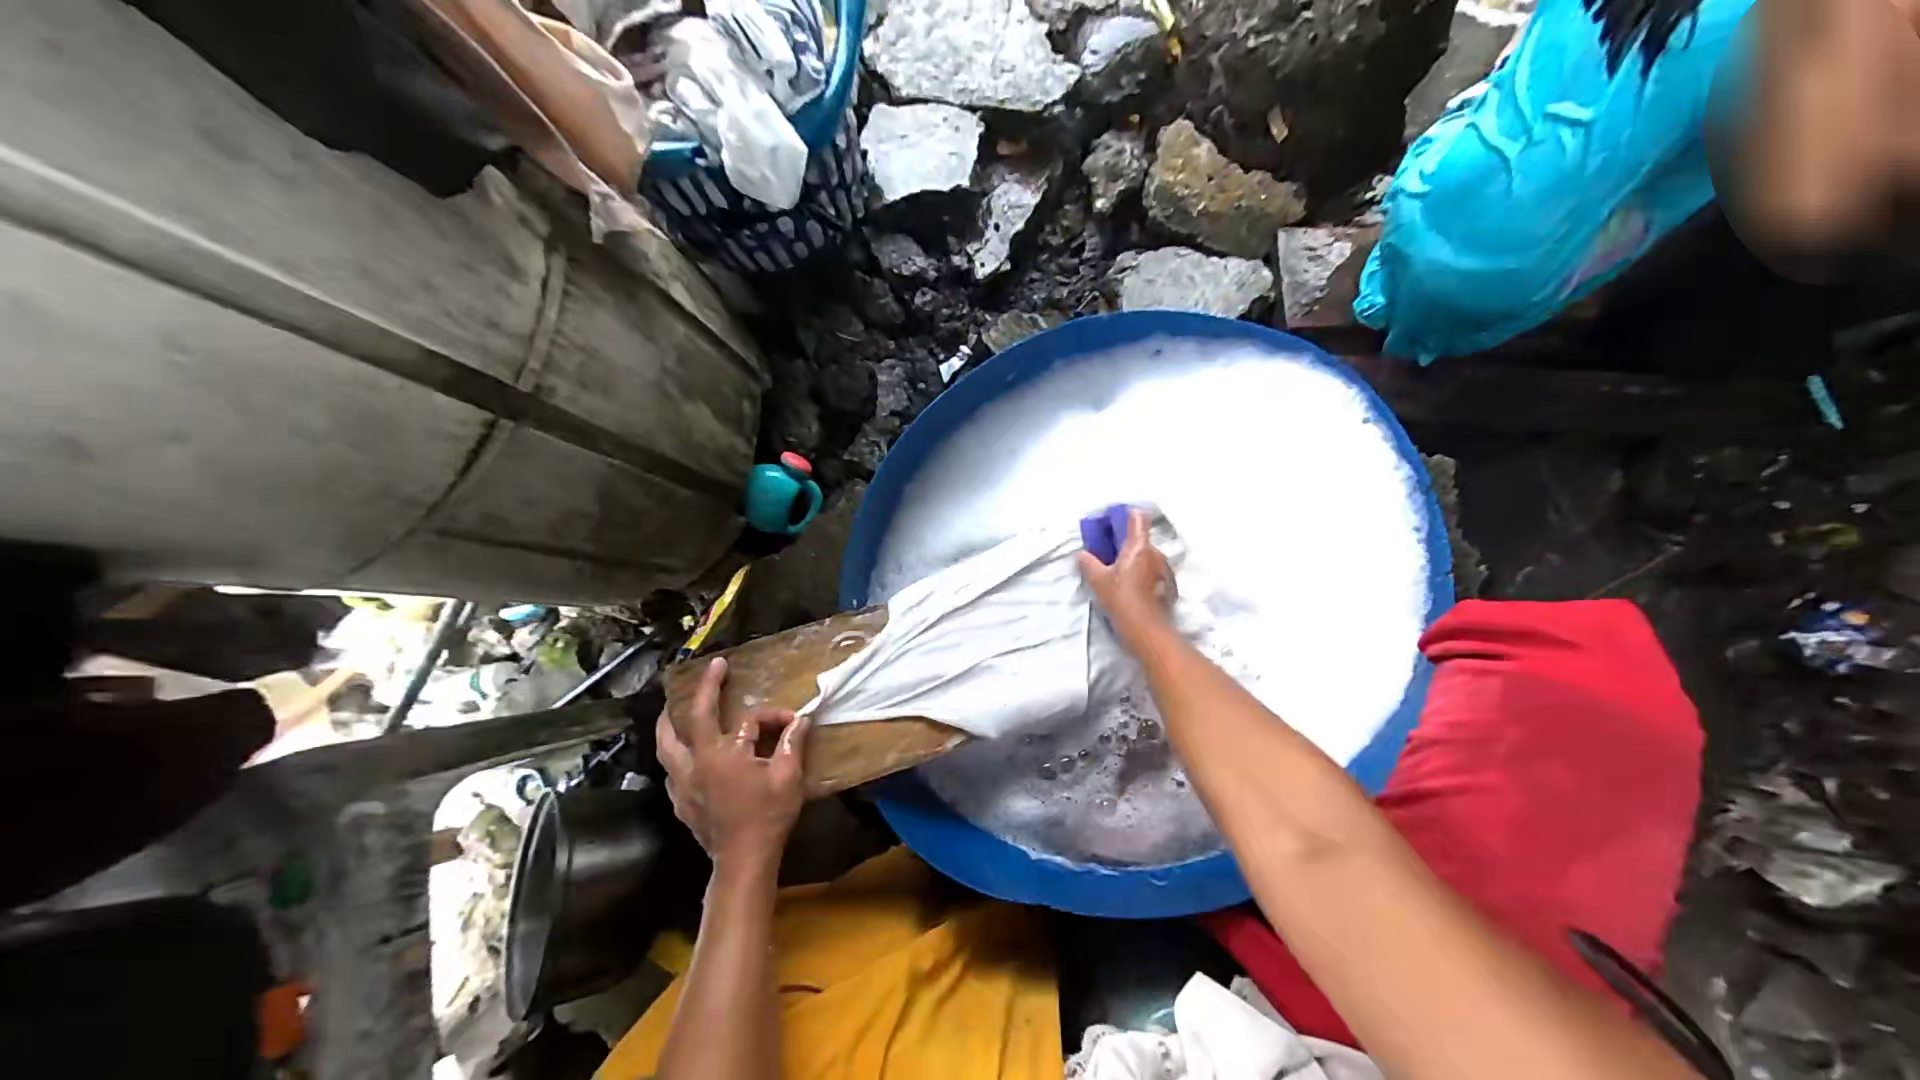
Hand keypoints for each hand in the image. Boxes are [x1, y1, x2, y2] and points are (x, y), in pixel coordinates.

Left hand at [656, 656, 810, 866]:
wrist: (743, 860)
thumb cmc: (767, 815)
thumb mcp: (788, 776)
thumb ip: (792, 744)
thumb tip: (800, 720)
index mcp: (722, 753)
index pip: (747, 721)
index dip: (771, 716)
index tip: (791, 720)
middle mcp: (695, 763)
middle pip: (681, 722)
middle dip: (693, 695)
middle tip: (700, 676)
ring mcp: (683, 785)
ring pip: (666, 748)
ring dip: (670, 726)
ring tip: (672, 714)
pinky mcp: (681, 803)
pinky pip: (671, 772)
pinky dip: (676, 758)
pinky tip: (685, 760)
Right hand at [1076, 507, 1176, 650]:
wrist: (1147, 631)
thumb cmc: (1121, 600)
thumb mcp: (1097, 580)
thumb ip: (1088, 563)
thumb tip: (1082, 554)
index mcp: (1139, 546)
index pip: (1138, 518)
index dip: (1125, 516)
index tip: (1112, 524)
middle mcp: (1156, 553)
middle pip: (1141, 539)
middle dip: (1125, 544)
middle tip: (1108, 556)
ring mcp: (1165, 570)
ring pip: (1147, 557)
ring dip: (1134, 561)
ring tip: (1119, 576)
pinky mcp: (1169, 586)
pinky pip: (1153, 572)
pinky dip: (1143, 575)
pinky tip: (1132, 590)